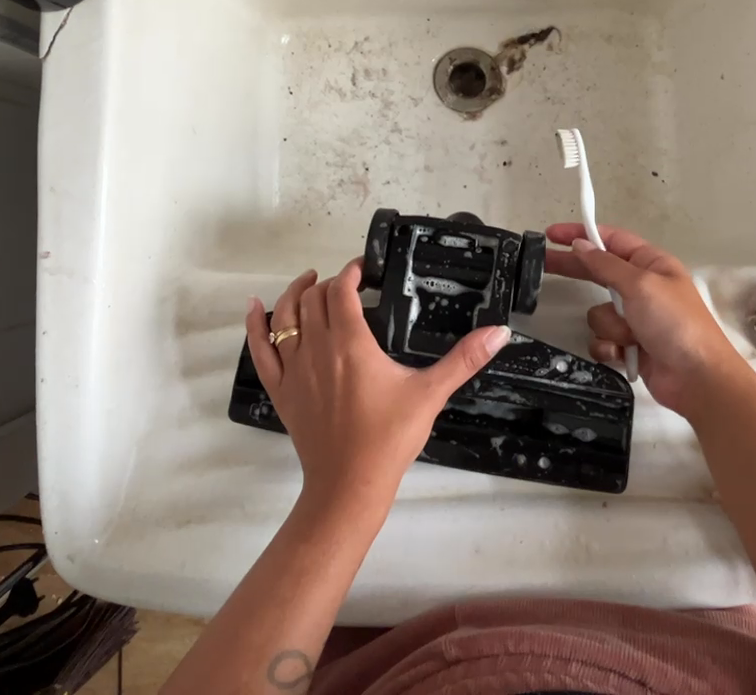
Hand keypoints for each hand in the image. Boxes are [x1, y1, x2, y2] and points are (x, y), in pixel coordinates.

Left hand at [245, 260, 510, 508]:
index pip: (341, 291)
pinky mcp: (280, 390)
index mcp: (350, 343)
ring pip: (285, 317)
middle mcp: (317, 348)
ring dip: (294, 294)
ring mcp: (293, 369)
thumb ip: (464, 360)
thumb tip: (500, 332)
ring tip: (308, 281)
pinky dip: (255, 324)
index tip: (365, 269)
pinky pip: (260, 350)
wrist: (348, 486)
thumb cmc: (389, 438)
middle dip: (328, 283)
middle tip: (347, 284)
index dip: (351, 272)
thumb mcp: (430, 394)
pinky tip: (255, 308)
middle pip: (312, 299)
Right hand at [543, 224, 752, 414]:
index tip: (551, 234)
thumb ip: (606, 264)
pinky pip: (602, 340)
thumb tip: (581, 244)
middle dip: (575, 270)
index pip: (611, 240)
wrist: (697, 379)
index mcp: (651, 264)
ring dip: (609, 326)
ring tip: (629, 335)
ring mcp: (635, 318)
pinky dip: (611, 348)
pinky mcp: (630, 346)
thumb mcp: (640, 285)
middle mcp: (642, 288)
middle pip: (598, 272)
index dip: (581, 234)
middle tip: (542, 264)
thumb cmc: (674, 323)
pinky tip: (625, 354)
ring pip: (598, 313)